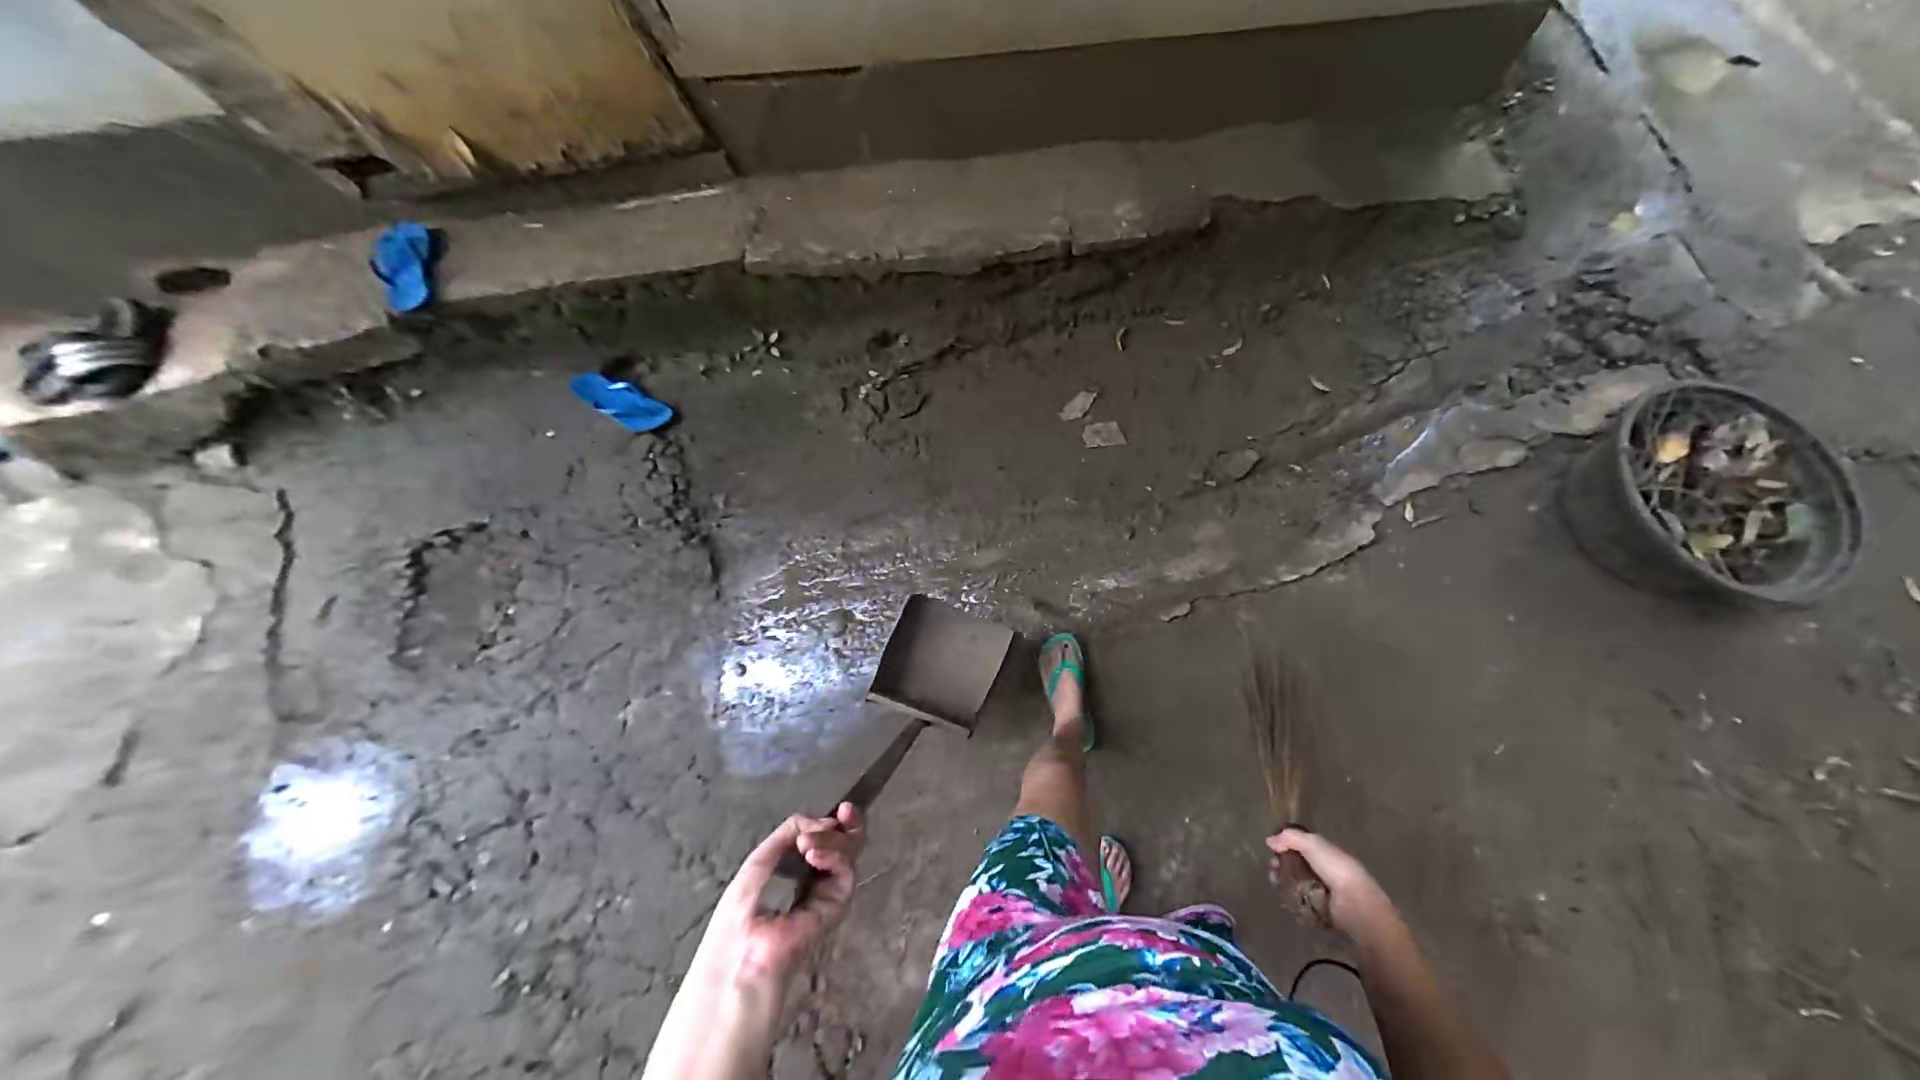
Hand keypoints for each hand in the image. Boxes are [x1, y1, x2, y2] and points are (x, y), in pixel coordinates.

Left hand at [702, 803, 867, 985]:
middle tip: (844, 811)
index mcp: (793, 875)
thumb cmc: (734, 925)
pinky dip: (836, 858)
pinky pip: (845, 877)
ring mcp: (825, 898)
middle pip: (843, 847)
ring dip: (833, 841)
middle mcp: (814, 884)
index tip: (840, 809)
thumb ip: (782, 839)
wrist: (734, 970)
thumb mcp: (754, 869)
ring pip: (848, 858)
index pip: (823, 843)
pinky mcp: (833, 912)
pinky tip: (815, 855)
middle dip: (847, 825)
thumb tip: (818, 822)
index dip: (832, 824)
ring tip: (807, 845)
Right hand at [1266, 828, 1398, 945]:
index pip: (1300, 847)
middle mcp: (1323, 871)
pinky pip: (1298, 902)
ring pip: (1294, 884)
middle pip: (1294, 866)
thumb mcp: (1313, 843)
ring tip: (1275, 882)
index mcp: (1325, 854)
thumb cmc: (1336, 868)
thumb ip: (1290, 838)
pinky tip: (1283, 897)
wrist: (1355, 903)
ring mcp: (1321, 891)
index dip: (1285, 846)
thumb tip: (1270, 841)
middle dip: (1280, 865)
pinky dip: (1289, 899)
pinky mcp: (1318, 910)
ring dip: (1281, 882)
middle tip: (1272, 867)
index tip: (1273, 849)